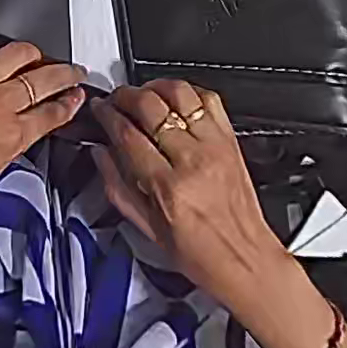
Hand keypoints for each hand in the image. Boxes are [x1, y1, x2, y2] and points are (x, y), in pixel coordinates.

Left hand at [0, 39, 84, 265]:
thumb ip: (9, 148)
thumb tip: (18, 133)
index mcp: (9, 135)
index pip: (52, 112)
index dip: (69, 102)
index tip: (76, 97)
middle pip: (44, 78)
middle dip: (66, 73)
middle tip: (72, 71)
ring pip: (16, 52)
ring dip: (31, 53)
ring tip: (35, 55)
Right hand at [90, 80, 296, 314]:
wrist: (246, 261)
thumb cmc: (201, 254)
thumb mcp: (148, 230)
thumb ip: (118, 187)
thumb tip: (100, 154)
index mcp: (169, 189)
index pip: (128, 135)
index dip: (107, 115)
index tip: (100, 110)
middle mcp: (193, 162)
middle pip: (150, 106)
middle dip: (124, 96)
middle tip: (116, 100)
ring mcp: (214, 146)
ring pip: (179, 93)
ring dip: (153, 87)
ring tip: (143, 94)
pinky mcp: (230, 139)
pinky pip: (208, 98)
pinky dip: (187, 92)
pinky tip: (175, 99)